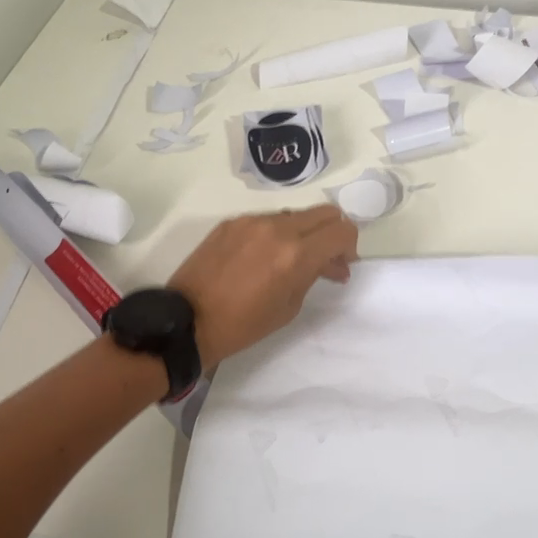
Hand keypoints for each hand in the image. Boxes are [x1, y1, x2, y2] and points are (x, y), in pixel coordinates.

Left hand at [169, 204, 359, 367]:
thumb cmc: (243, 325)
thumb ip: (313, 275)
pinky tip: (264, 258)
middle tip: (327, 259)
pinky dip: (277, 234)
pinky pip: (267, 220)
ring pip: (295, 214)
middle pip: (324, 213)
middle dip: (333, 233)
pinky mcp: (232, 222)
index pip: (342, 230)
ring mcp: (252, 221)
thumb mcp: (289, 306)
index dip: (350, 246)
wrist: (187, 321)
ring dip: (304, 233)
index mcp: (296, 253)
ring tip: (292, 260)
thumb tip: (331, 263)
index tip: (342, 264)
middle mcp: (277, 228)